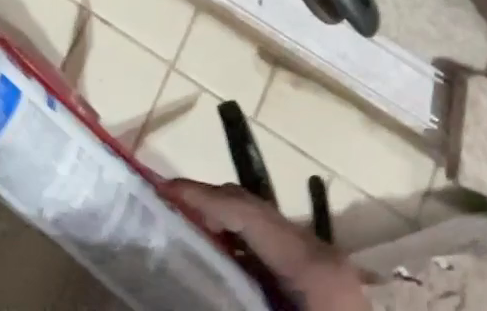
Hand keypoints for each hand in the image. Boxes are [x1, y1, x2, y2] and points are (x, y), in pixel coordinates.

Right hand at [167, 179, 368, 310]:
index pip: (245, 211)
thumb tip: (173, 292)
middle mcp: (320, 254)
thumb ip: (227, 295)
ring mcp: (327, 266)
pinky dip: (242, 245)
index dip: (199, 196)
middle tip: (163, 210)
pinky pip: (274, 248)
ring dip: (222, 224)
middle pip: (253, 209)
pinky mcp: (326, 283)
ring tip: (183, 233)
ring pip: (263, 226)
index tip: (159, 191)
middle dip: (206, 204)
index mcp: (310, 266)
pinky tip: (220, 265)